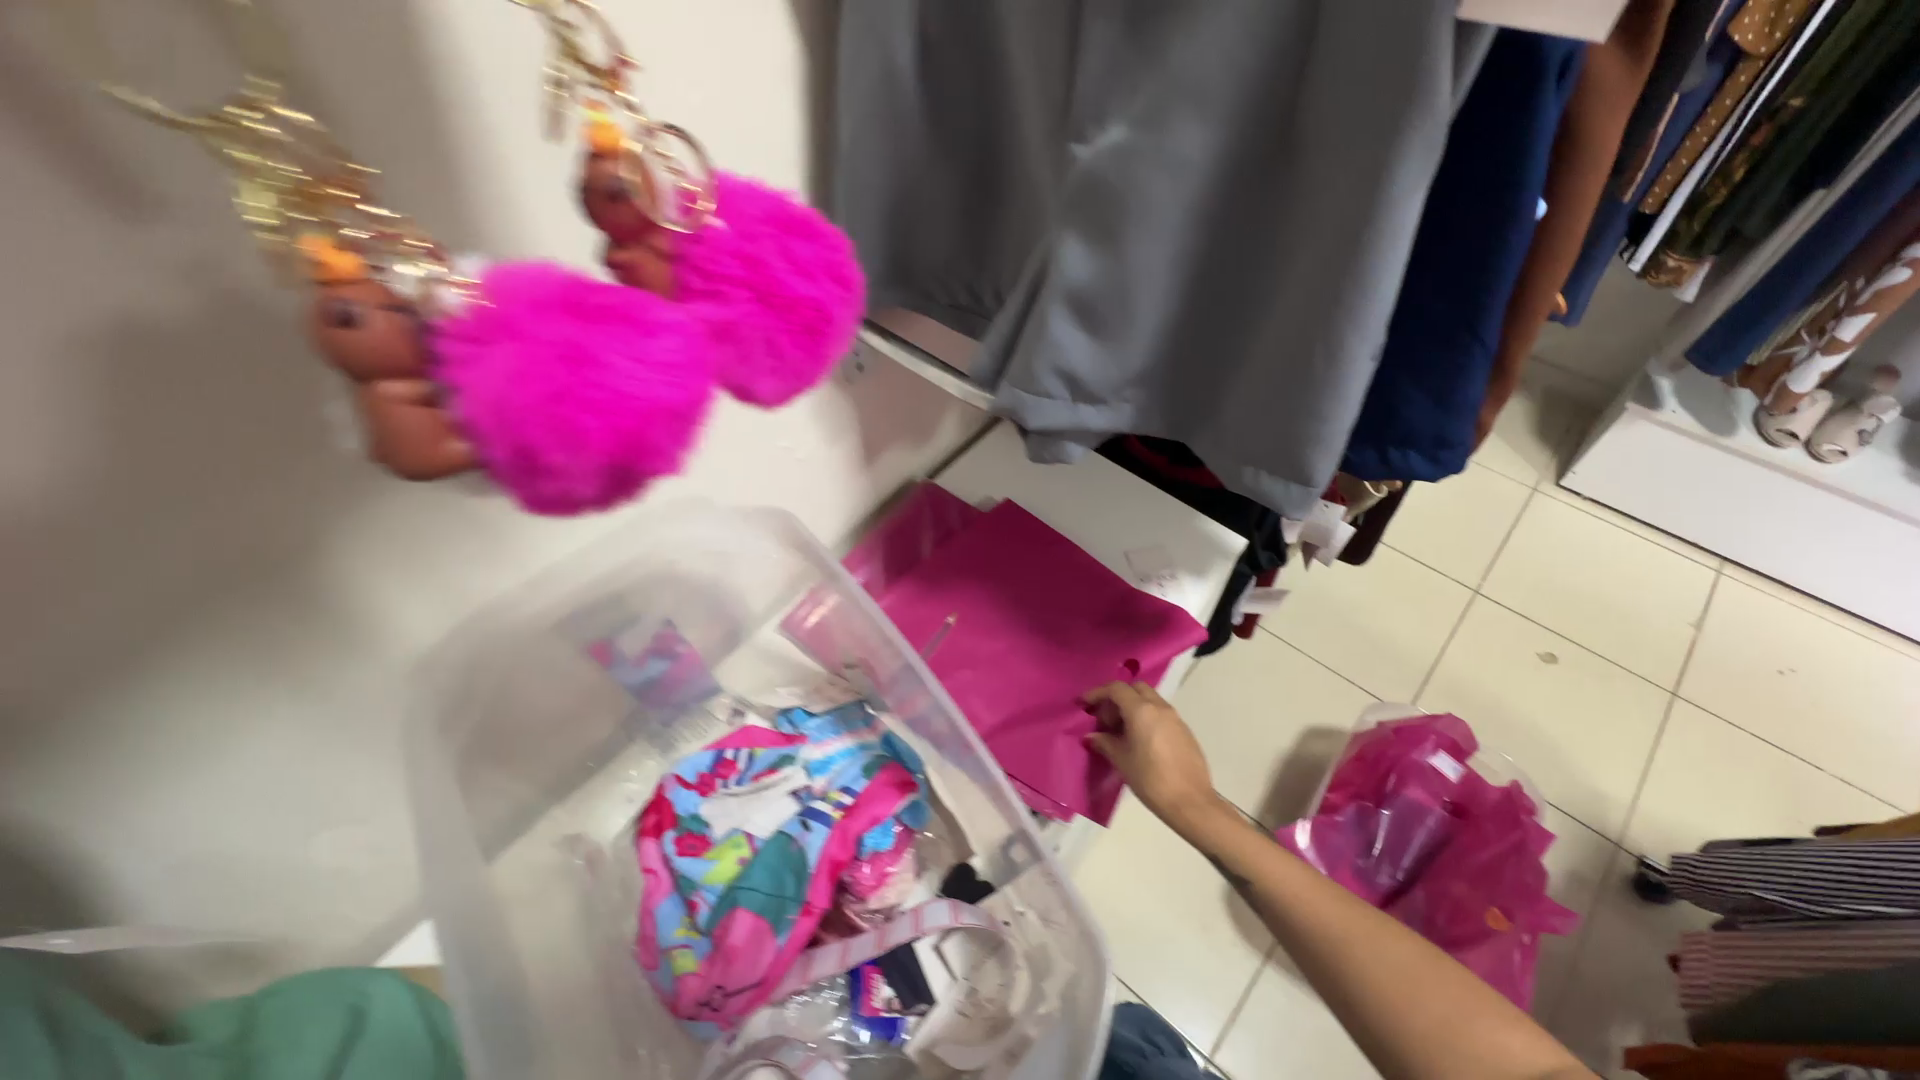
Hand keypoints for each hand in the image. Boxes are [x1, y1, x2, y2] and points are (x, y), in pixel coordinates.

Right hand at [1083, 681, 1227, 835]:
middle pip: (1136, 689)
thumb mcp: (1121, 760)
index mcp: (1142, 710)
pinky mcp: (1185, 732)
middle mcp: (1160, 708)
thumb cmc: (1150, 779)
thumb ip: (1105, 743)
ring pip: (1150, 700)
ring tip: (1120, 731)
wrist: (1190, 801)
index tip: (1085, 704)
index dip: (1097, 693)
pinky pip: (1161, 714)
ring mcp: (1176, 719)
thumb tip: (1092, 737)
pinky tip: (1140, 741)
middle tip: (1105, 719)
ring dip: (1133, 707)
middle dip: (1117, 697)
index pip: (1116, 689)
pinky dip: (1147, 718)